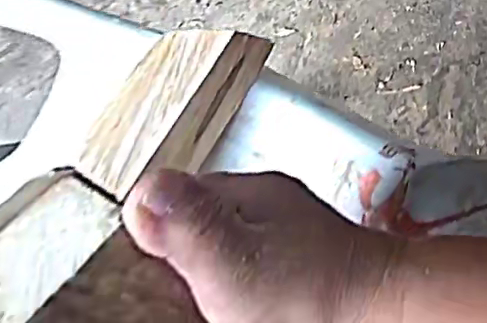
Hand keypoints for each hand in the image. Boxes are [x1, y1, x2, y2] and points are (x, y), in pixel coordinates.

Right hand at [122, 169, 397, 322]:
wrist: (363, 302)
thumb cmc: (300, 284)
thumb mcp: (230, 257)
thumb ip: (191, 223)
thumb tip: (148, 183)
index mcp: (252, 193)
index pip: (177, 197)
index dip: (145, 233)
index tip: (123, 271)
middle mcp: (267, 203)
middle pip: (195, 221)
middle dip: (166, 255)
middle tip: (154, 291)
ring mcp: (280, 228)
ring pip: (216, 243)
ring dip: (190, 271)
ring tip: (182, 300)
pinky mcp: (287, 256)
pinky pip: (238, 261)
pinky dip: (217, 283)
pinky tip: (214, 303)